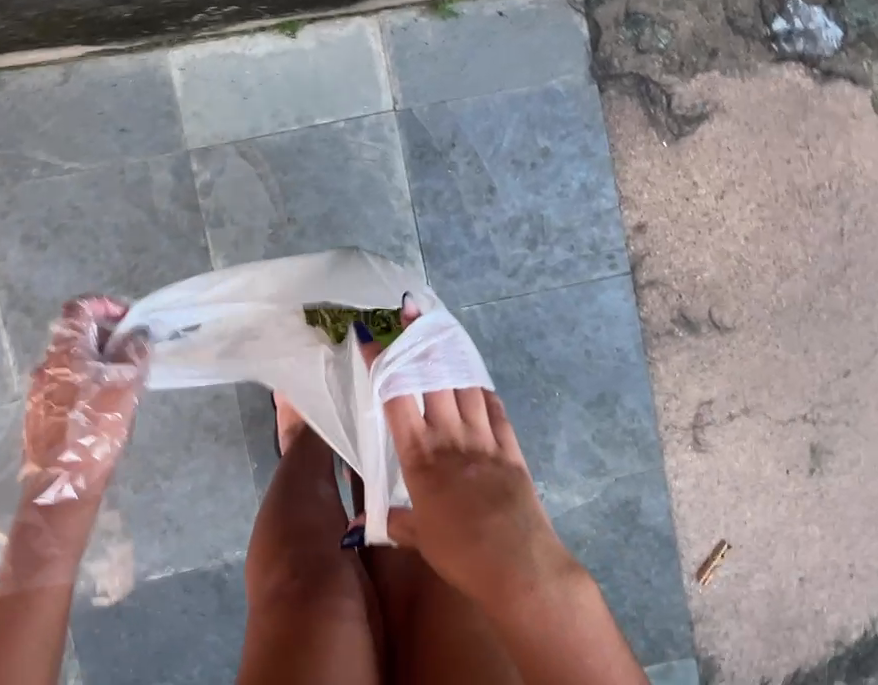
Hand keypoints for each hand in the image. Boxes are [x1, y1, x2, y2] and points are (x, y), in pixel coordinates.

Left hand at [19, 296, 149, 506]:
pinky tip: (104, 406)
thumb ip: (134, 352)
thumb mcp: (126, 384)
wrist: (63, 484)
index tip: (130, 321)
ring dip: (99, 363)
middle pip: (77, 334)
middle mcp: (47, 364)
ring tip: (124, 383)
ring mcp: (39, 390)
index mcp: (66, 350)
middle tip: (134, 355)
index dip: (107, 305)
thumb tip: (138, 334)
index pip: (81, 307)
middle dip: (108, 338)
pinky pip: (66, 384)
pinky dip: (87, 383)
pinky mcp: (39, 413)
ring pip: (73, 362)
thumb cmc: (96, 427)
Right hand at [363, 304, 578, 603]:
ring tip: (441, 330)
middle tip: (409, 312)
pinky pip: (495, 409)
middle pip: (432, 376)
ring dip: (451, 355)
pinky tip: (477, 380)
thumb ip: (393, 522)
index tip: (370, 335)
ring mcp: (483, 438)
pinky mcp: (511, 447)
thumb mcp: (419, 539)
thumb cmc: (460, 553)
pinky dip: (484, 390)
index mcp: (419, 455)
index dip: (381, 362)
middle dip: (418, 340)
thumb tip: (358, 525)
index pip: (395, 396)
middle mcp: (449, 436)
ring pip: (463, 384)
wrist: (519, 566)